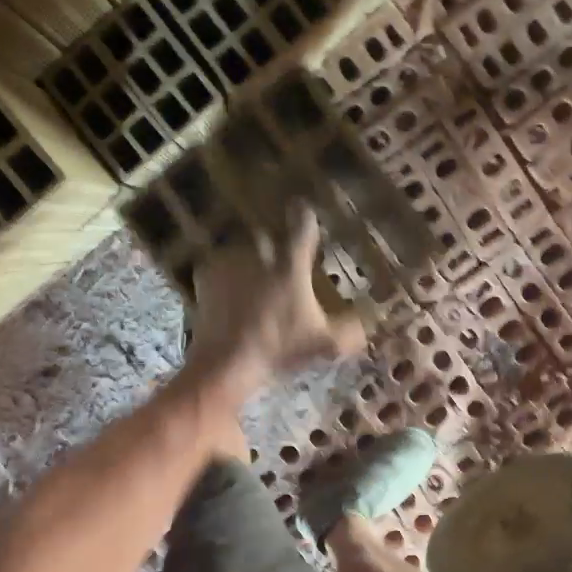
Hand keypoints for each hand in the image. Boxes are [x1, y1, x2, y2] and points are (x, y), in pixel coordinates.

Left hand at [185, 206, 367, 400]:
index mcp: (291, 264)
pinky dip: (222, 277)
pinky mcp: (206, 275)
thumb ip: (349, 333)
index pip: (302, 225)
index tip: (304, 211)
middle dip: (271, 245)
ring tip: (247, 281)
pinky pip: (217, 267)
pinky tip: (225, 293)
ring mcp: (229, 262)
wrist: (226, 360)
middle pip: (267, 236)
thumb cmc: (278, 348)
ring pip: (240, 250)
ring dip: (245, 261)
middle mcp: (260, 253)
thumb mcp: (322, 345)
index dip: (305, 216)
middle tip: (274, 262)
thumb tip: (366, 328)